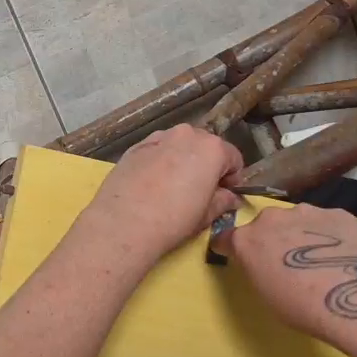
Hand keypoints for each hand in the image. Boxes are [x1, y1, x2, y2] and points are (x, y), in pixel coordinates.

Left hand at [77, 125, 241, 263]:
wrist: (124, 222)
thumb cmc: (174, 219)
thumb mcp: (206, 214)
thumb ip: (223, 201)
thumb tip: (229, 197)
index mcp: (211, 148)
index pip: (233, 157)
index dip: (232, 177)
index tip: (225, 194)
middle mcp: (186, 134)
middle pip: (205, 146)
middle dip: (207, 165)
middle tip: (200, 190)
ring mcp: (158, 137)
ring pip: (179, 145)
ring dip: (183, 160)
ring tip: (174, 186)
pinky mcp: (135, 146)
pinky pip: (157, 150)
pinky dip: (161, 160)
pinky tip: (153, 183)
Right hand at [216, 204, 356, 341]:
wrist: (354, 296)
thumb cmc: (302, 306)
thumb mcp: (266, 294)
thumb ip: (258, 269)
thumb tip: (266, 263)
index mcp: (247, 240)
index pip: (227, 238)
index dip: (231, 248)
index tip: (238, 257)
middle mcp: (272, 218)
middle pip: (266, 225)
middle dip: (272, 239)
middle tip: (287, 263)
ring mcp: (307, 212)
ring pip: (298, 220)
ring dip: (302, 234)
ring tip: (320, 259)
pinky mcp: (339, 213)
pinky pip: (328, 223)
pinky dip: (331, 235)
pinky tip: (344, 255)